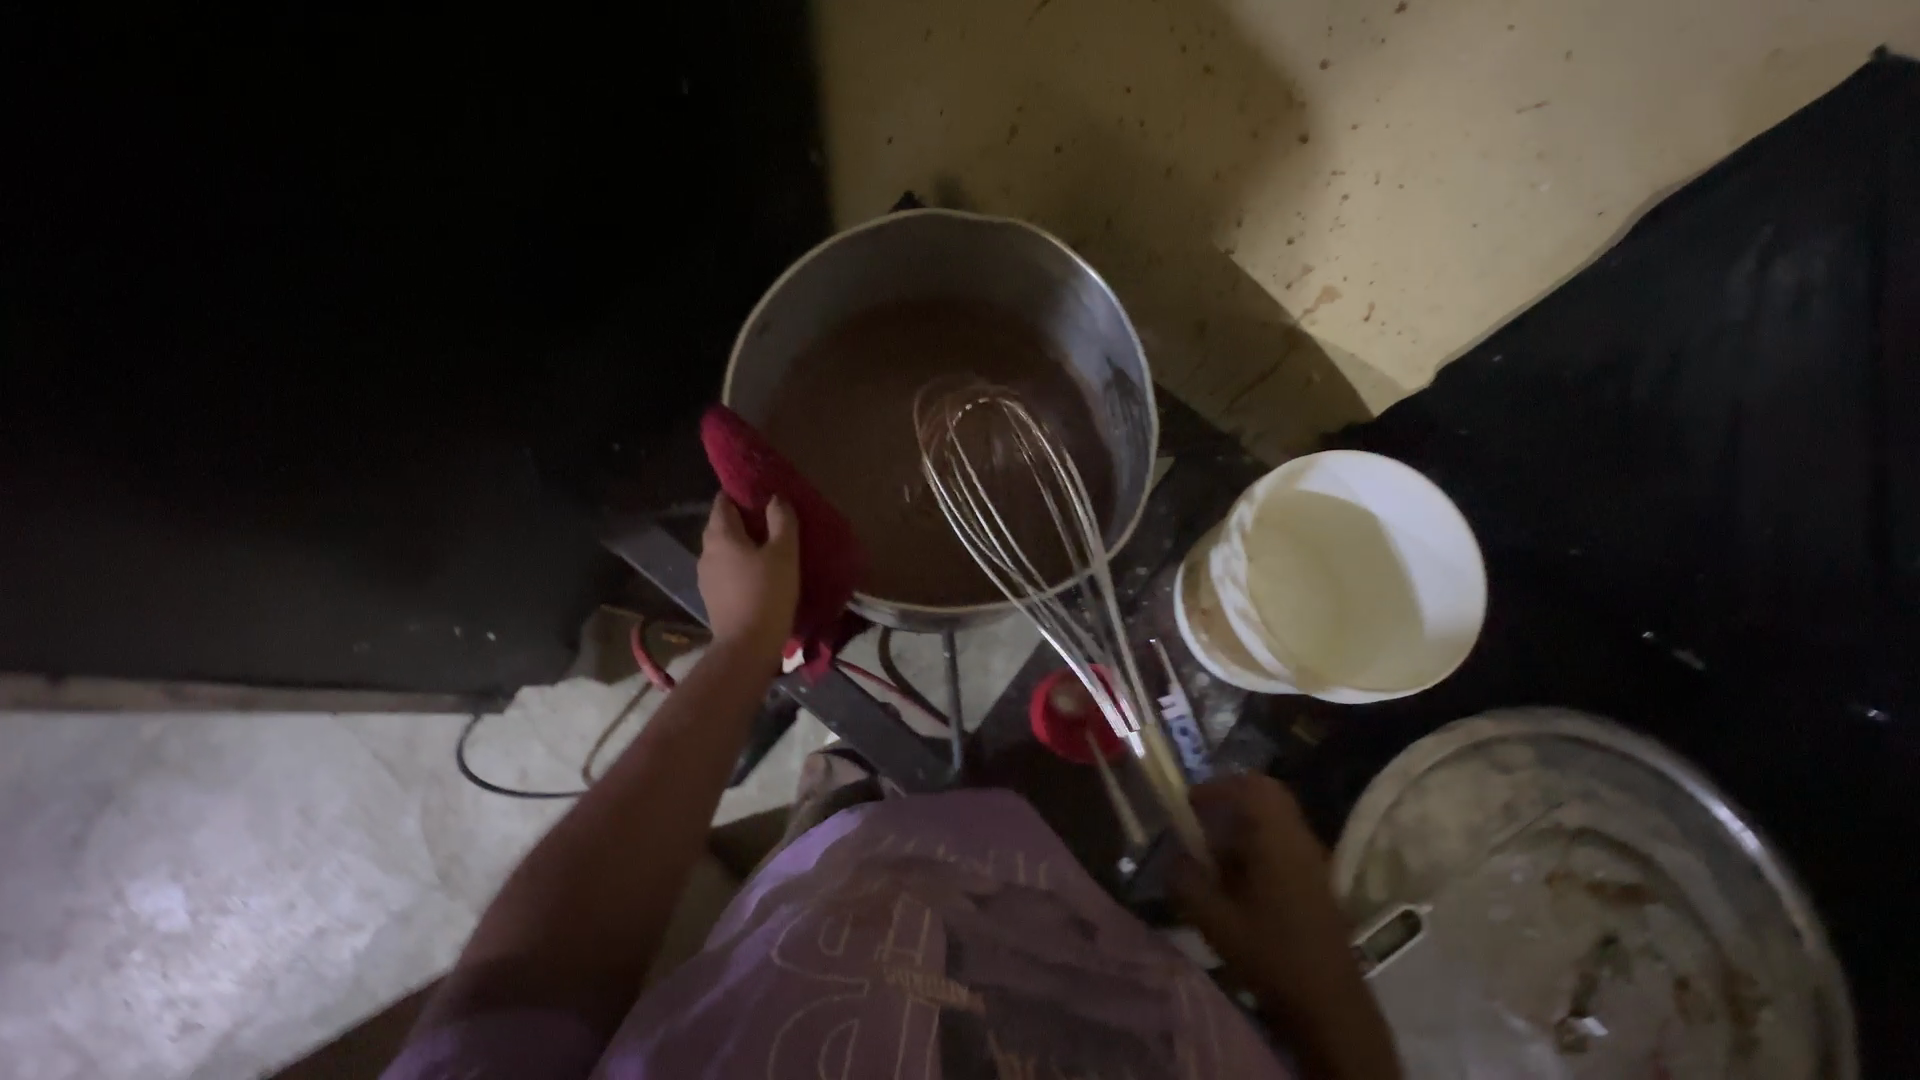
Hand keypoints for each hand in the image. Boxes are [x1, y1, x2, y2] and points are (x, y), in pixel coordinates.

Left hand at [697, 493, 799, 662]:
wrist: (747, 646)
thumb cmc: (768, 593)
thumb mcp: (784, 553)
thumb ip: (781, 521)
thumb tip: (775, 498)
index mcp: (721, 535)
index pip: (723, 502)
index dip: (740, 495)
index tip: (761, 496)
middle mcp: (706, 552)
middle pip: (721, 526)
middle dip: (742, 521)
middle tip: (771, 522)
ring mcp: (705, 577)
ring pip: (723, 550)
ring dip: (742, 546)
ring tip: (768, 550)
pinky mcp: (712, 597)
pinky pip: (725, 571)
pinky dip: (739, 567)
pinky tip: (758, 576)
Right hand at [1172, 773, 1400, 1079]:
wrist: (1330, 1004)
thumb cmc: (1271, 955)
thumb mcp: (1215, 920)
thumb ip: (1186, 882)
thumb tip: (1172, 857)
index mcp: (1278, 840)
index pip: (1252, 787)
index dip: (1217, 787)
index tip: (1189, 804)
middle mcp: (1300, 840)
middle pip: (1268, 797)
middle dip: (1231, 801)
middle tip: (1202, 820)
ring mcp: (1314, 861)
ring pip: (1276, 822)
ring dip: (1243, 827)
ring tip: (1213, 857)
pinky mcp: (1317, 883)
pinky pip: (1284, 845)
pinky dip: (1257, 848)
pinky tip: (1237, 883)